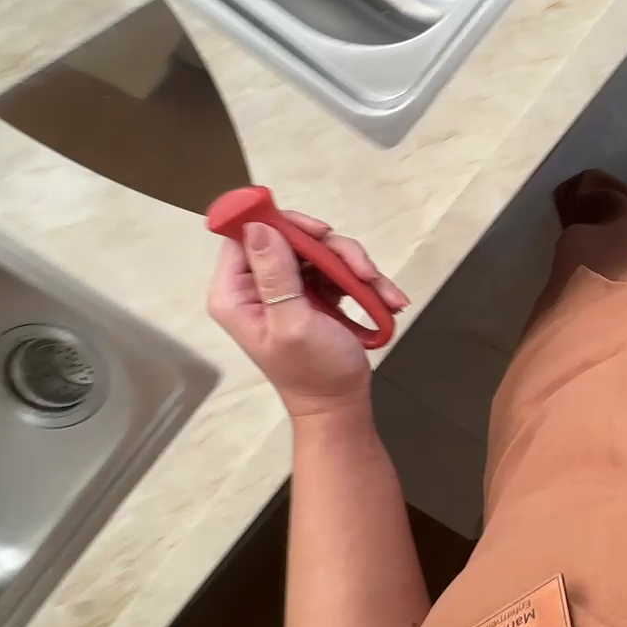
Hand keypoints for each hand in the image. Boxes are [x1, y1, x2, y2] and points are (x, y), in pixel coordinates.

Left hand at [207, 211, 408, 415]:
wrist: (340, 401)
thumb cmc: (313, 370)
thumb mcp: (294, 323)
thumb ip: (276, 276)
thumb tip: (259, 228)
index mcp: (238, 294)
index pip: (247, 239)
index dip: (282, 225)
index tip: (319, 232)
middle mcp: (260, 287)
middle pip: (294, 240)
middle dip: (335, 251)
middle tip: (364, 269)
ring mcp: (291, 289)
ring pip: (323, 253)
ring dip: (358, 268)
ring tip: (383, 292)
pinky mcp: (317, 294)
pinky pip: (341, 270)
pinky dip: (367, 282)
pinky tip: (388, 299)